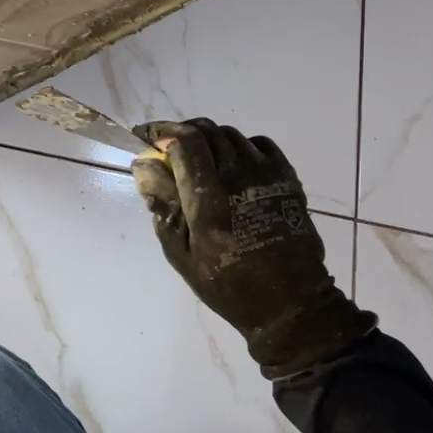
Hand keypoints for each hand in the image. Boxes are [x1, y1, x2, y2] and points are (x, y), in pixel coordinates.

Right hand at [131, 119, 374, 378]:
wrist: (289, 302)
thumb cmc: (226, 283)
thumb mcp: (180, 251)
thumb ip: (162, 204)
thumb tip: (144, 165)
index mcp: (209, 198)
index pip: (185, 141)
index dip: (160, 131)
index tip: (143, 138)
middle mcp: (239, 176)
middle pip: (207, 130)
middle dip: (179, 131)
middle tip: (164, 147)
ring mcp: (267, 174)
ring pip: (231, 135)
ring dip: (207, 139)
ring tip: (195, 158)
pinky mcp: (287, 178)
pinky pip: (259, 144)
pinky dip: (238, 146)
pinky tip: (230, 165)